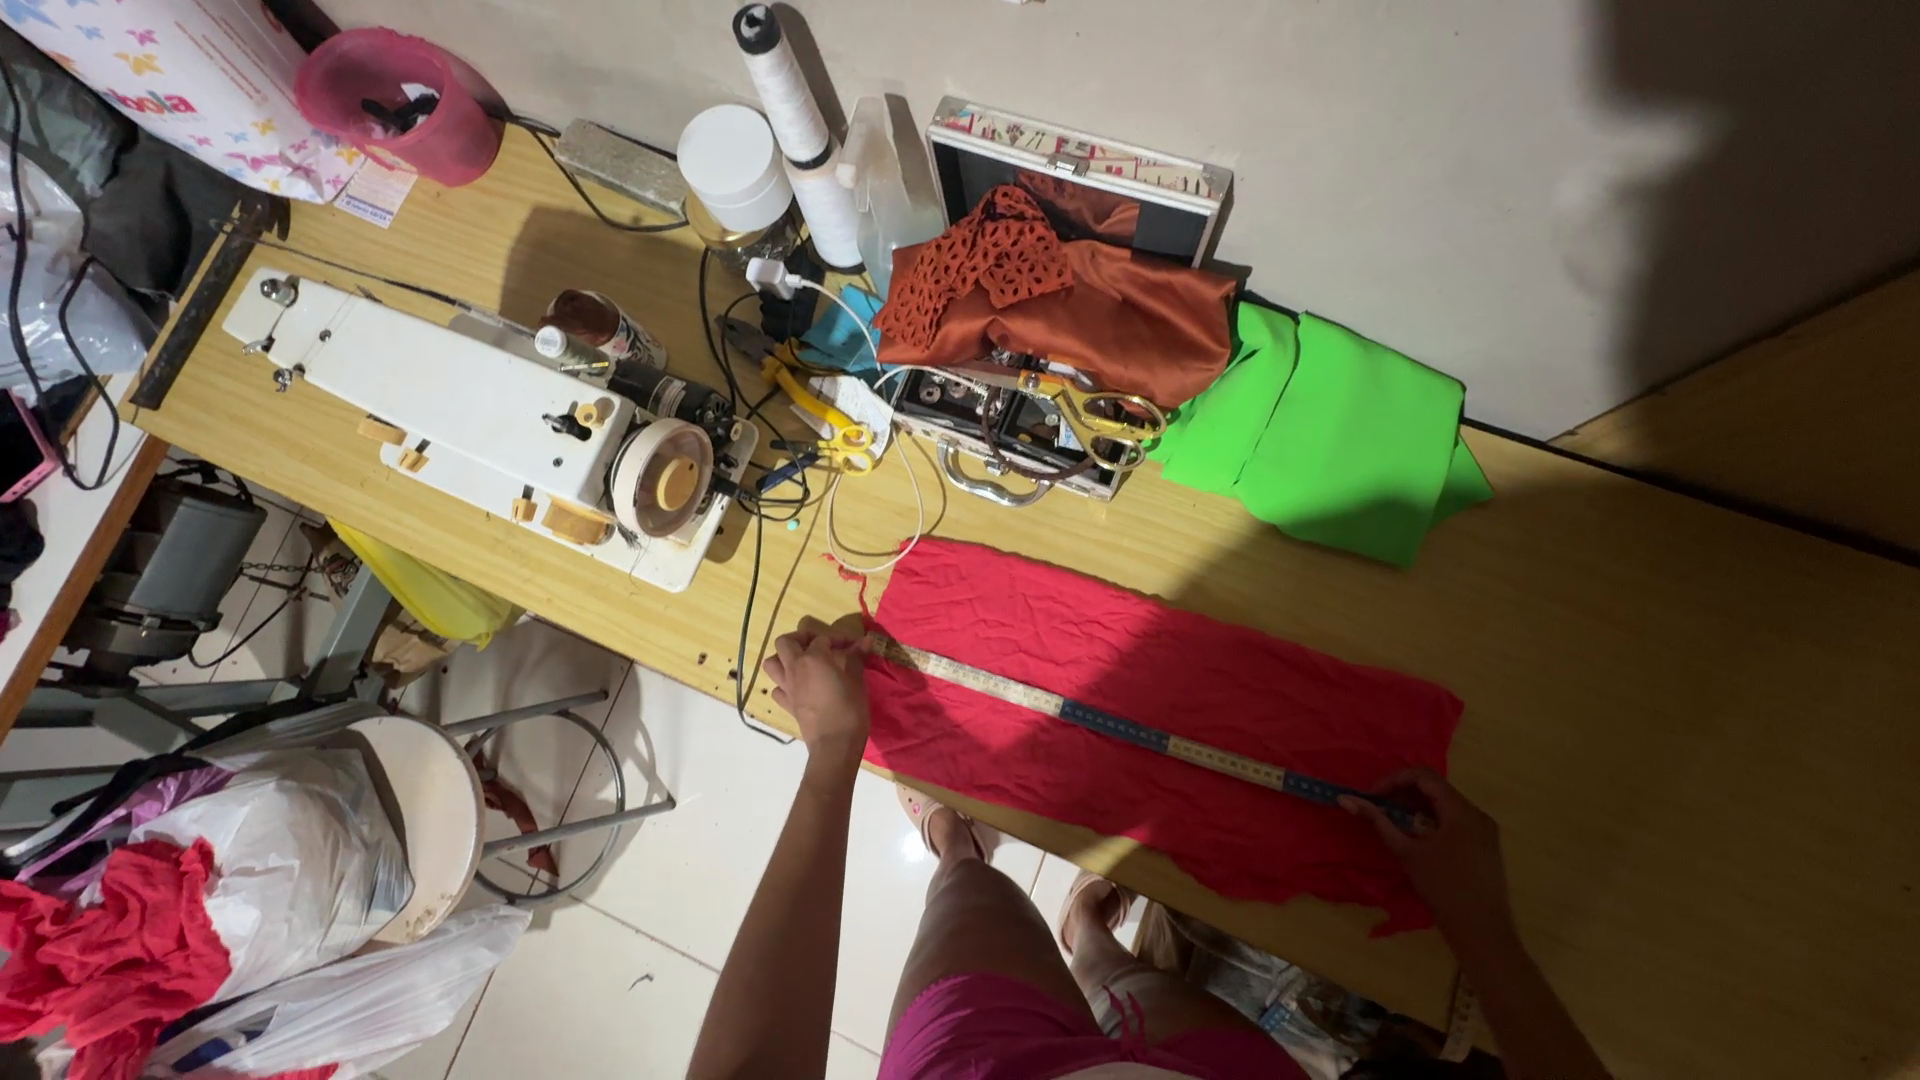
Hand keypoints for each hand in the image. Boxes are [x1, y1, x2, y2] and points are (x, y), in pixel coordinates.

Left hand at [761, 614, 870, 765]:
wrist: (834, 744)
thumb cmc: (849, 709)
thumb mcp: (857, 680)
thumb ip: (856, 658)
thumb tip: (865, 641)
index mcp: (813, 658)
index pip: (823, 639)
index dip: (839, 639)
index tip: (853, 646)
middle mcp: (794, 668)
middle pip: (785, 642)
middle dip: (800, 639)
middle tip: (817, 645)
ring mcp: (787, 687)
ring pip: (771, 663)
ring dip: (783, 659)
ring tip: (801, 662)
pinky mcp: (786, 704)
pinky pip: (777, 688)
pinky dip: (784, 684)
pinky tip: (799, 687)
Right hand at [1339, 768, 1515, 944]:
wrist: (1482, 931)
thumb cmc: (1442, 888)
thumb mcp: (1406, 851)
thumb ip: (1377, 820)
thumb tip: (1345, 798)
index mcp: (1462, 811)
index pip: (1423, 776)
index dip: (1393, 780)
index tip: (1372, 796)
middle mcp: (1477, 814)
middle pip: (1435, 788)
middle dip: (1403, 793)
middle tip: (1378, 808)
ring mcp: (1484, 829)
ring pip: (1444, 803)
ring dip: (1416, 806)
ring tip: (1394, 822)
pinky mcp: (1485, 844)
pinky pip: (1454, 819)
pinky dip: (1431, 819)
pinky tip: (1417, 836)